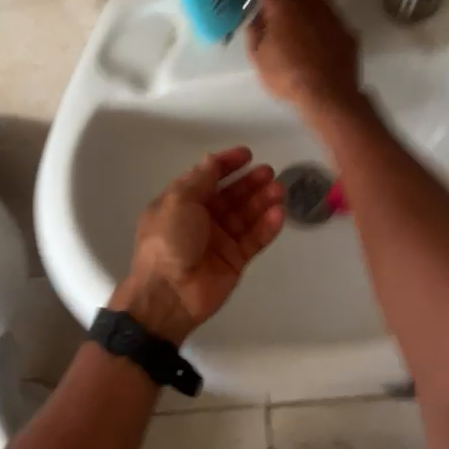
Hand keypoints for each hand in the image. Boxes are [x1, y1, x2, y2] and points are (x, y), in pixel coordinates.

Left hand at [114, 147, 286, 344]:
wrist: (168, 294)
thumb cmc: (168, 240)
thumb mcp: (179, 200)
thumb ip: (201, 179)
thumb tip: (212, 160)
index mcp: (181, 203)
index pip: (207, 177)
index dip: (226, 164)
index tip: (247, 154)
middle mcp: (200, 219)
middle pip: (230, 196)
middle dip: (249, 183)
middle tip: (270, 173)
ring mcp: (219, 240)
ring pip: (245, 216)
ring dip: (262, 201)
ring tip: (280, 190)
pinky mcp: (235, 260)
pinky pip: (254, 239)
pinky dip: (267, 227)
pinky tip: (279, 214)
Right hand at [246, 0, 364, 117]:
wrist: (328, 94)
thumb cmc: (286, 76)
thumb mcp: (258, 57)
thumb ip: (255, 32)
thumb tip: (258, 19)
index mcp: (282, 7)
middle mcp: (308, 3)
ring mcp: (331, 15)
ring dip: (304, 3)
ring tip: (297, 21)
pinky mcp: (346, 30)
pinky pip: (330, 18)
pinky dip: (320, 23)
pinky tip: (316, 40)